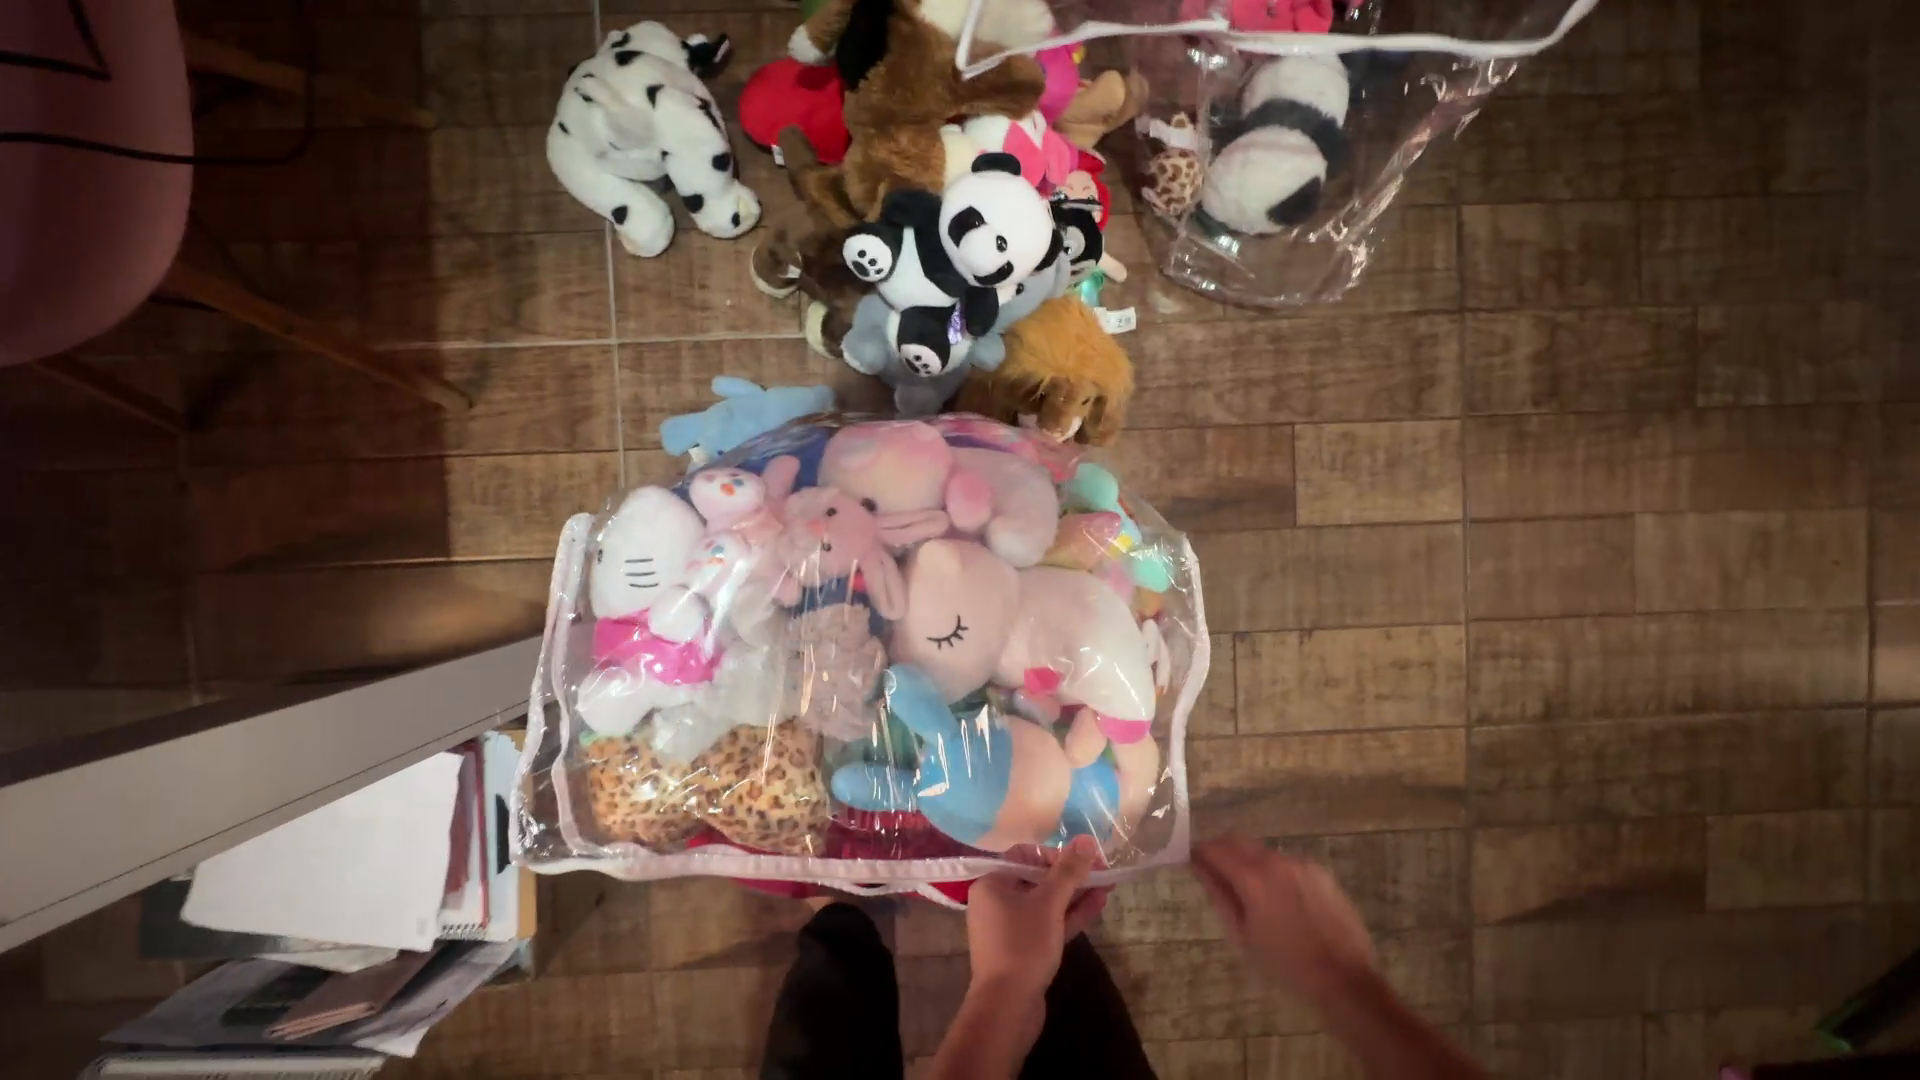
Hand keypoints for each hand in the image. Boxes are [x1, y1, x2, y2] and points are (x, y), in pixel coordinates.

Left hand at [965, 835, 1109, 1000]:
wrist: (1008, 1007)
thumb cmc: (1023, 944)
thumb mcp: (1048, 902)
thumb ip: (1068, 871)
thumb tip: (1086, 839)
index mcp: (992, 882)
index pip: (1026, 856)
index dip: (1057, 855)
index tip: (1084, 858)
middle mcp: (997, 901)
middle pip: (1038, 879)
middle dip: (1071, 876)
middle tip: (1102, 871)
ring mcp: (1011, 928)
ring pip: (1047, 904)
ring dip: (1075, 895)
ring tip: (1106, 886)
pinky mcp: (1025, 950)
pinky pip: (1048, 924)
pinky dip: (1069, 916)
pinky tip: (1097, 905)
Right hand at [1191, 834, 1377, 1007]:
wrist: (1346, 980)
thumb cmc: (1287, 964)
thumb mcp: (1243, 936)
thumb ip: (1219, 896)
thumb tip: (1199, 867)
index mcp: (1253, 878)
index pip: (1215, 848)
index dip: (1199, 851)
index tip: (1192, 860)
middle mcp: (1276, 861)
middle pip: (1238, 840)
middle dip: (1222, 850)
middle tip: (1215, 872)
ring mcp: (1301, 864)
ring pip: (1263, 851)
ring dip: (1248, 861)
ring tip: (1251, 892)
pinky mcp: (1320, 872)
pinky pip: (1287, 862)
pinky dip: (1274, 871)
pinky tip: (1281, 899)